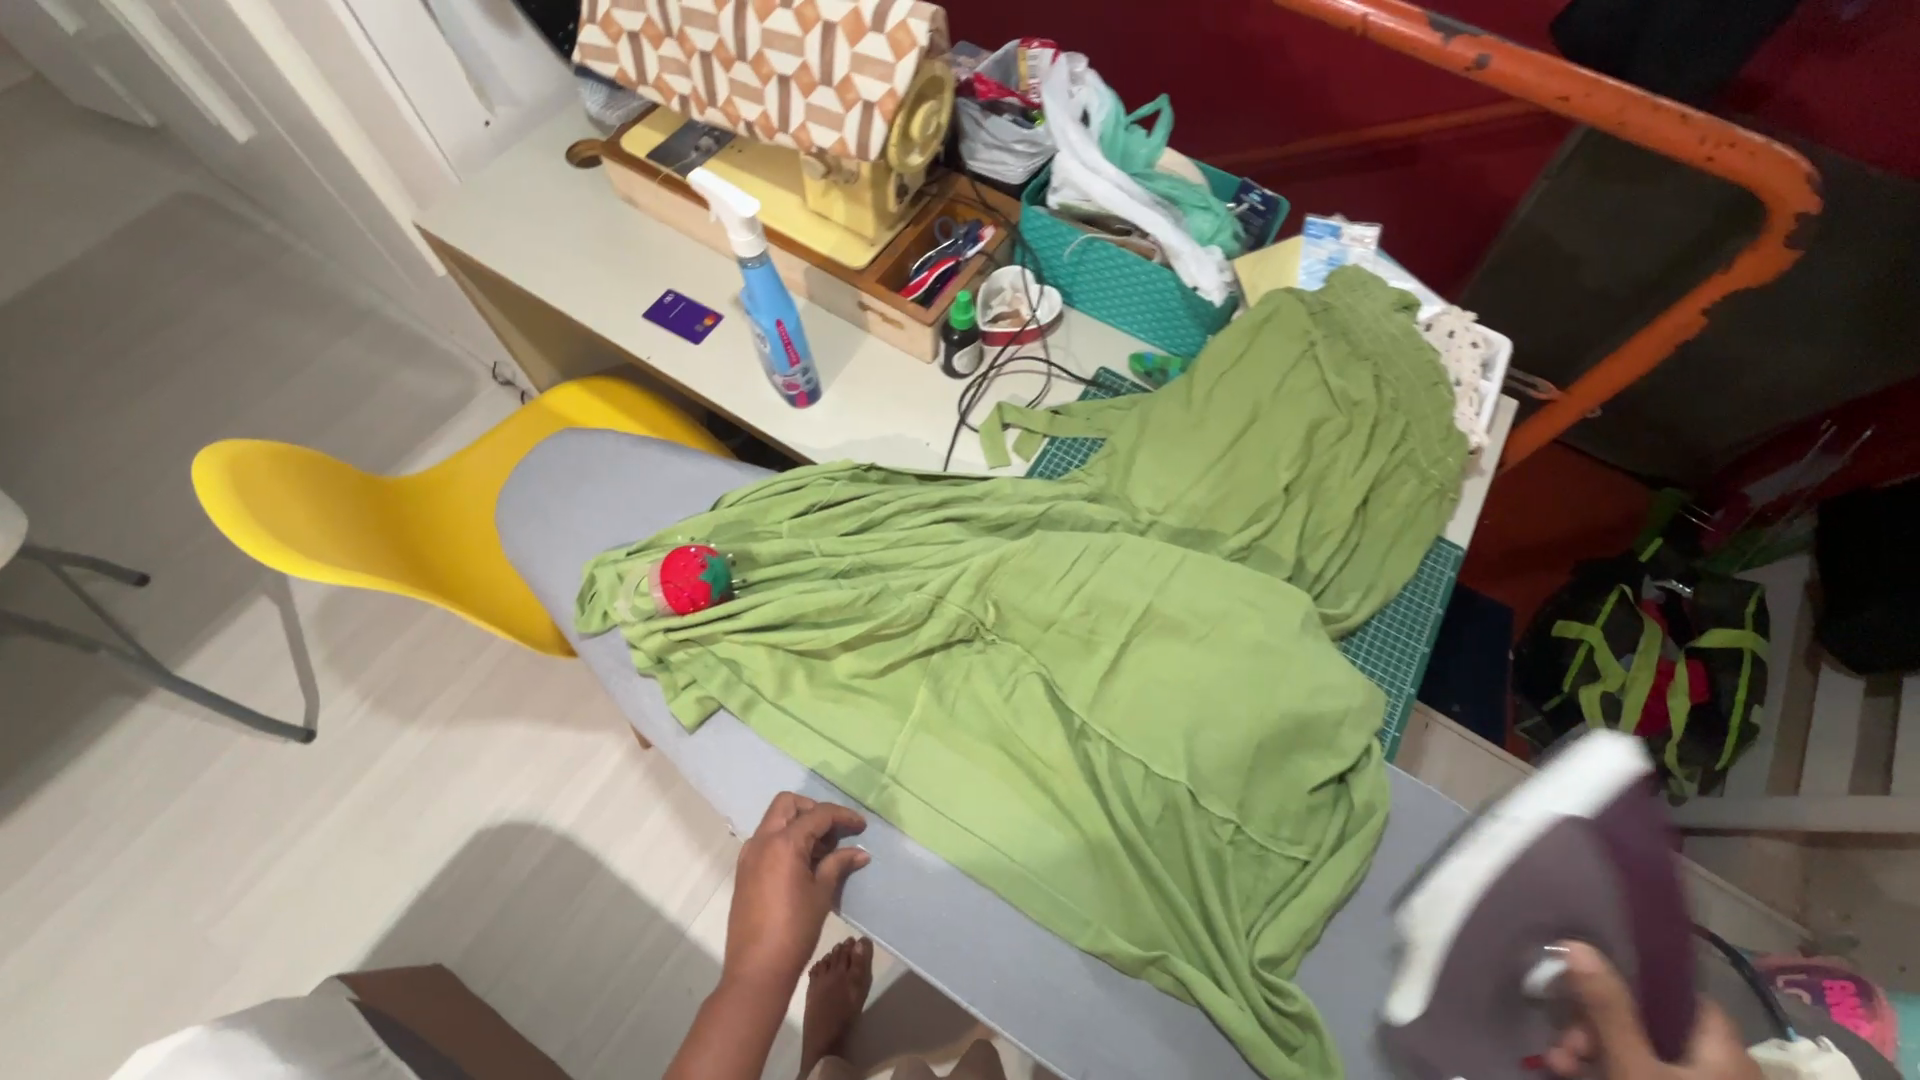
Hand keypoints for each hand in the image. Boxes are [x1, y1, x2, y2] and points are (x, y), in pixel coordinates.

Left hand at [724, 793, 869, 990]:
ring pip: (774, 821)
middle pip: (788, 804)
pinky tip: (803, 864)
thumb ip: (838, 864)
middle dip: (814, 810)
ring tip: (823, 851)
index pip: (818, 815)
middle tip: (834, 831)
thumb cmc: (795, 929)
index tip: (862, 827)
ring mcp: (749, 855)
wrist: (756, 970)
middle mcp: (762, 840)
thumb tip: (860, 852)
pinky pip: (766, 841)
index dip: (843, 816)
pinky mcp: (744, 871)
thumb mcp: (822, 893)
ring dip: (799, 825)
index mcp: (783, 842)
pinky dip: (785, 840)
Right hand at [1545, 941, 1761, 1079]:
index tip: (1586, 981)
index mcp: (1724, 1048)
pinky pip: (1643, 1074)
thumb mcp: (1632, 1068)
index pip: (1679, 992)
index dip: (1632, 980)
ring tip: (1559, 1063)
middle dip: (1595, 1026)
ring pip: (1640, 1052)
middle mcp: (1722, 1066)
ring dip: (1592, 1050)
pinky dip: (1609, 1070)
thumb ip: (1608, 1008)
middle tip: (1564, 1041)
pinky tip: (1572, 1073)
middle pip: (1651, 1024)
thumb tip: (1576, 943)